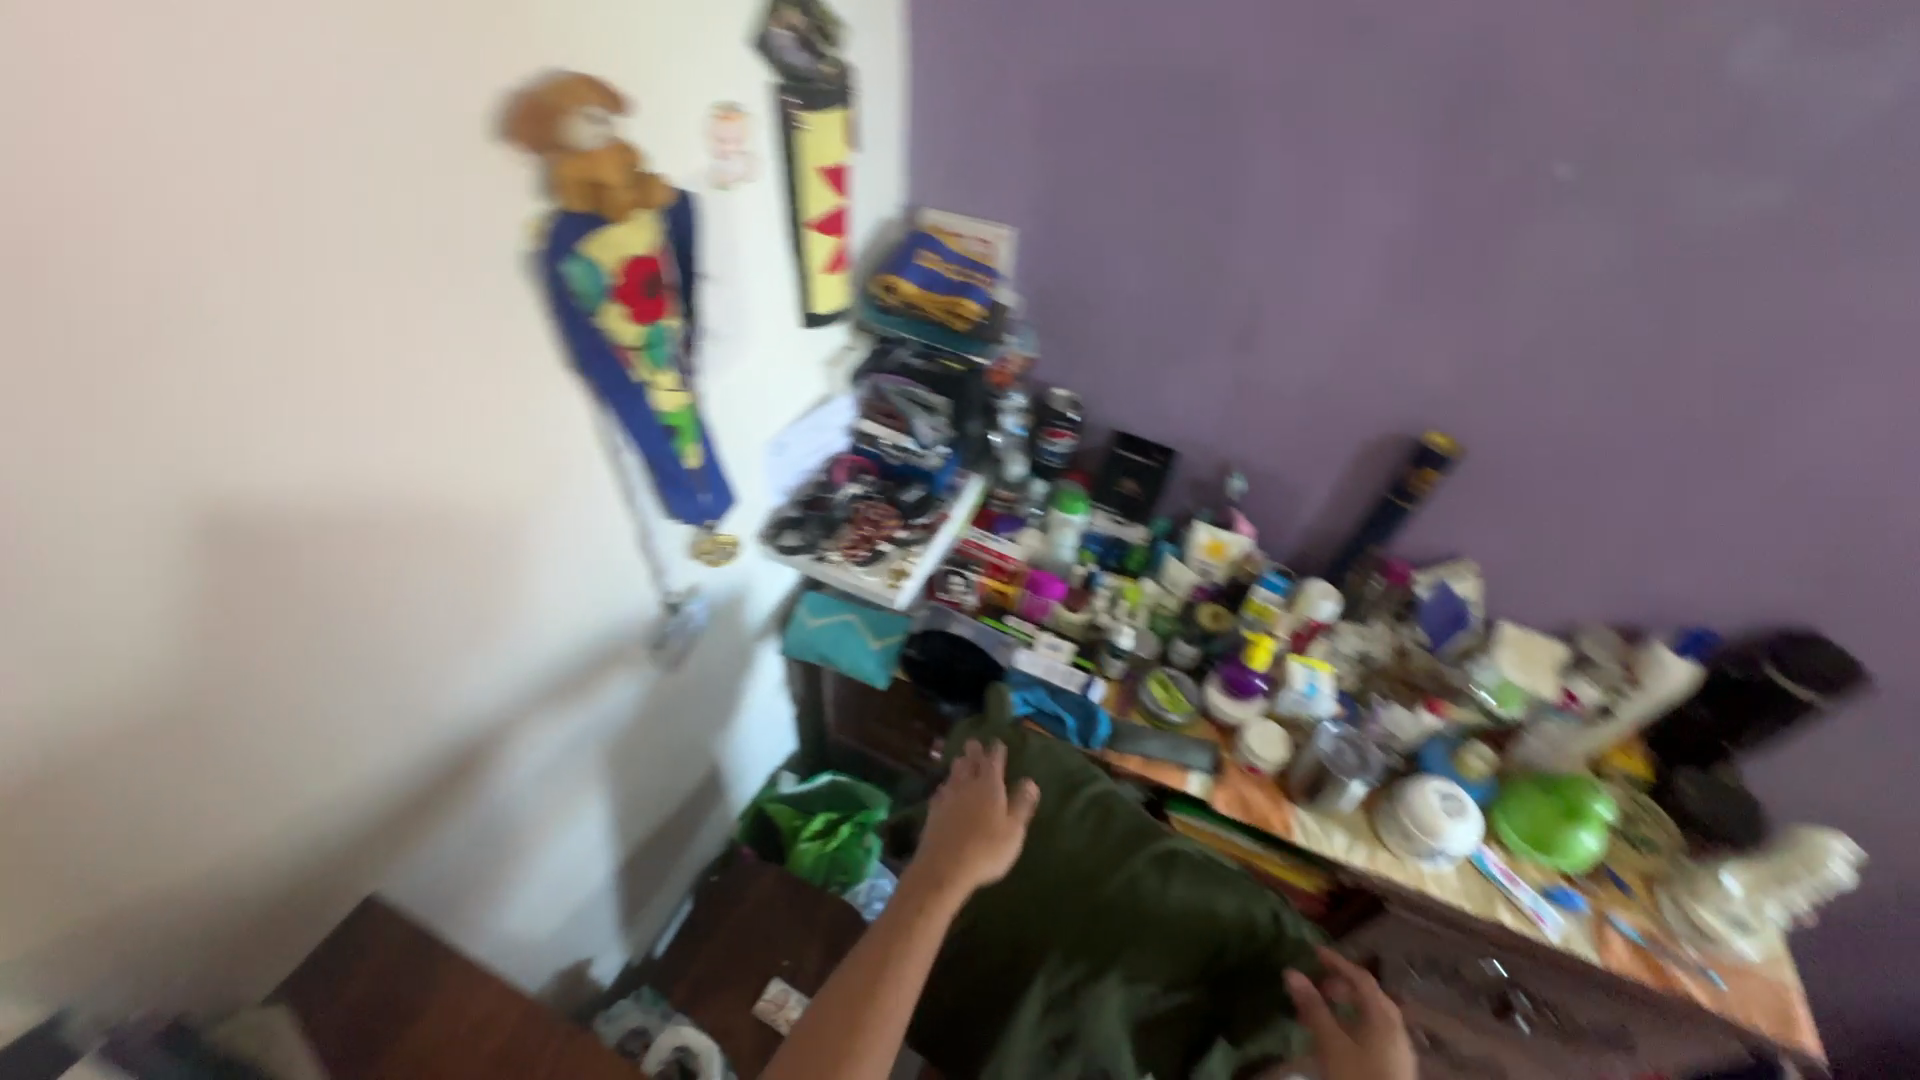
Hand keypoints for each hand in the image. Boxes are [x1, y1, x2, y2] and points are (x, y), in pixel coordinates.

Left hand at [911, 740, 1039, 898]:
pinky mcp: (933, 811)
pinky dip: (946, 785)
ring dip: (959, 764)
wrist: (944, 867)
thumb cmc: (986, 849)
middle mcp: (966, 785)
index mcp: (989, 786)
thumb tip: (1030, 781)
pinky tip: (945, 790)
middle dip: (974, 751)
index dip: (996, 750)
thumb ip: (1022, 804)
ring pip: (953, 773)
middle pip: (969, 762)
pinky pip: (941, 790)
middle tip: (974, 742)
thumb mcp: (1013, 830)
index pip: (993, 760)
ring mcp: (947, 796)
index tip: (997, 742)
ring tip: (960, 760)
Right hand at [1285, 947, 1416, 1079]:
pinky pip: (1373, 1032)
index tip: (1313, 952)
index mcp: (1384, 1017)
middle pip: (1369, 996)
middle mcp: (1396, 1029)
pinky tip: (1338, 1037)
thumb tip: (1290, 972)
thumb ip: (1312, 1007)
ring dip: (1347, 1006)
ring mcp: (1398, 1050)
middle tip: (1316, 983)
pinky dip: (1353, 1024)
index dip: (1337, 961)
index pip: (1361, 978)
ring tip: (1322, 1010)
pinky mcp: (1395, 1067)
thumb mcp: (1330, 1043)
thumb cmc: (1357, 1077)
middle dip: (1342, 984)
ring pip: (1371, 1016)